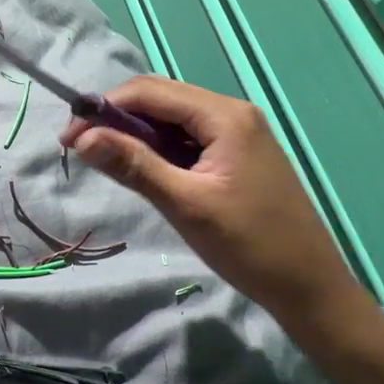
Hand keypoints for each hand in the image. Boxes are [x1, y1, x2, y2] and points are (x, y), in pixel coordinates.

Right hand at [62, 76, 383, 383]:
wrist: (313, 292)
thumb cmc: (251, 248)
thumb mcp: (185, 205)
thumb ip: (133, 165)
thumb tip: (82, 137)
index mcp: (224, 116)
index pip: (150, 92)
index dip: (104, 107)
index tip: (70, 136)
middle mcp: (232, 112)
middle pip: (160, 98)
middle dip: (117, 118)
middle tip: (82, 148)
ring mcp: (238, 133)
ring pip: (171, 118)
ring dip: (136, 133)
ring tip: (106, 159)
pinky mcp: (238, 154)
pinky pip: (188, 137)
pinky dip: (159, 148)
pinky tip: (143, 168)